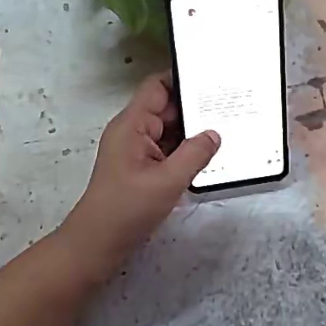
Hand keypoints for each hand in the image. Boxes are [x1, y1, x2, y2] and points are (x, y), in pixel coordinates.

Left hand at [58, 73, 219, 270]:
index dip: (182, 78)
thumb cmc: (126, 210)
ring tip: (227, 127)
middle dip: (195, 107)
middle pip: (167, 108)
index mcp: (132, 125)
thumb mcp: (167, 181)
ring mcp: (137, 150)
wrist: (95, 247)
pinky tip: (210, 154)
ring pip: (170, 130)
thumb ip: (195, 154)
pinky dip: (186, 150)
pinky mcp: (142, 168)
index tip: (212, 77)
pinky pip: (168, 149)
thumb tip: (215, 133)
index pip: (157, 87)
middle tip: (230, 105)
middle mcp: (133, 132)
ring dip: (193, 131)